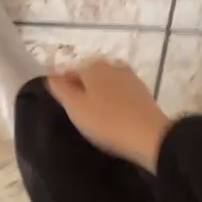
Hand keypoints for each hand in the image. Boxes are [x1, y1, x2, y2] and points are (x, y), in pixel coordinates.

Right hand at [48, 59, 174, 172]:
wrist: (150, 136)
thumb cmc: (106, 122)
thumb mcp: (75, 107)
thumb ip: (60, 88)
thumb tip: (51, 75)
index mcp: (92, 66)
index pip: (70, 72)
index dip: (65, 89)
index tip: (67, 109)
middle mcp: (111, 65)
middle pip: (89, 76)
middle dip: (83, 91)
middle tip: (81, 116)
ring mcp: (129, 77)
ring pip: (106, 84)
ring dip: (100, 96)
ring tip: (98, 119)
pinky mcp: (142, 91)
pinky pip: (121, 93)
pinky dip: (115, 102)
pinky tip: (115, 118)